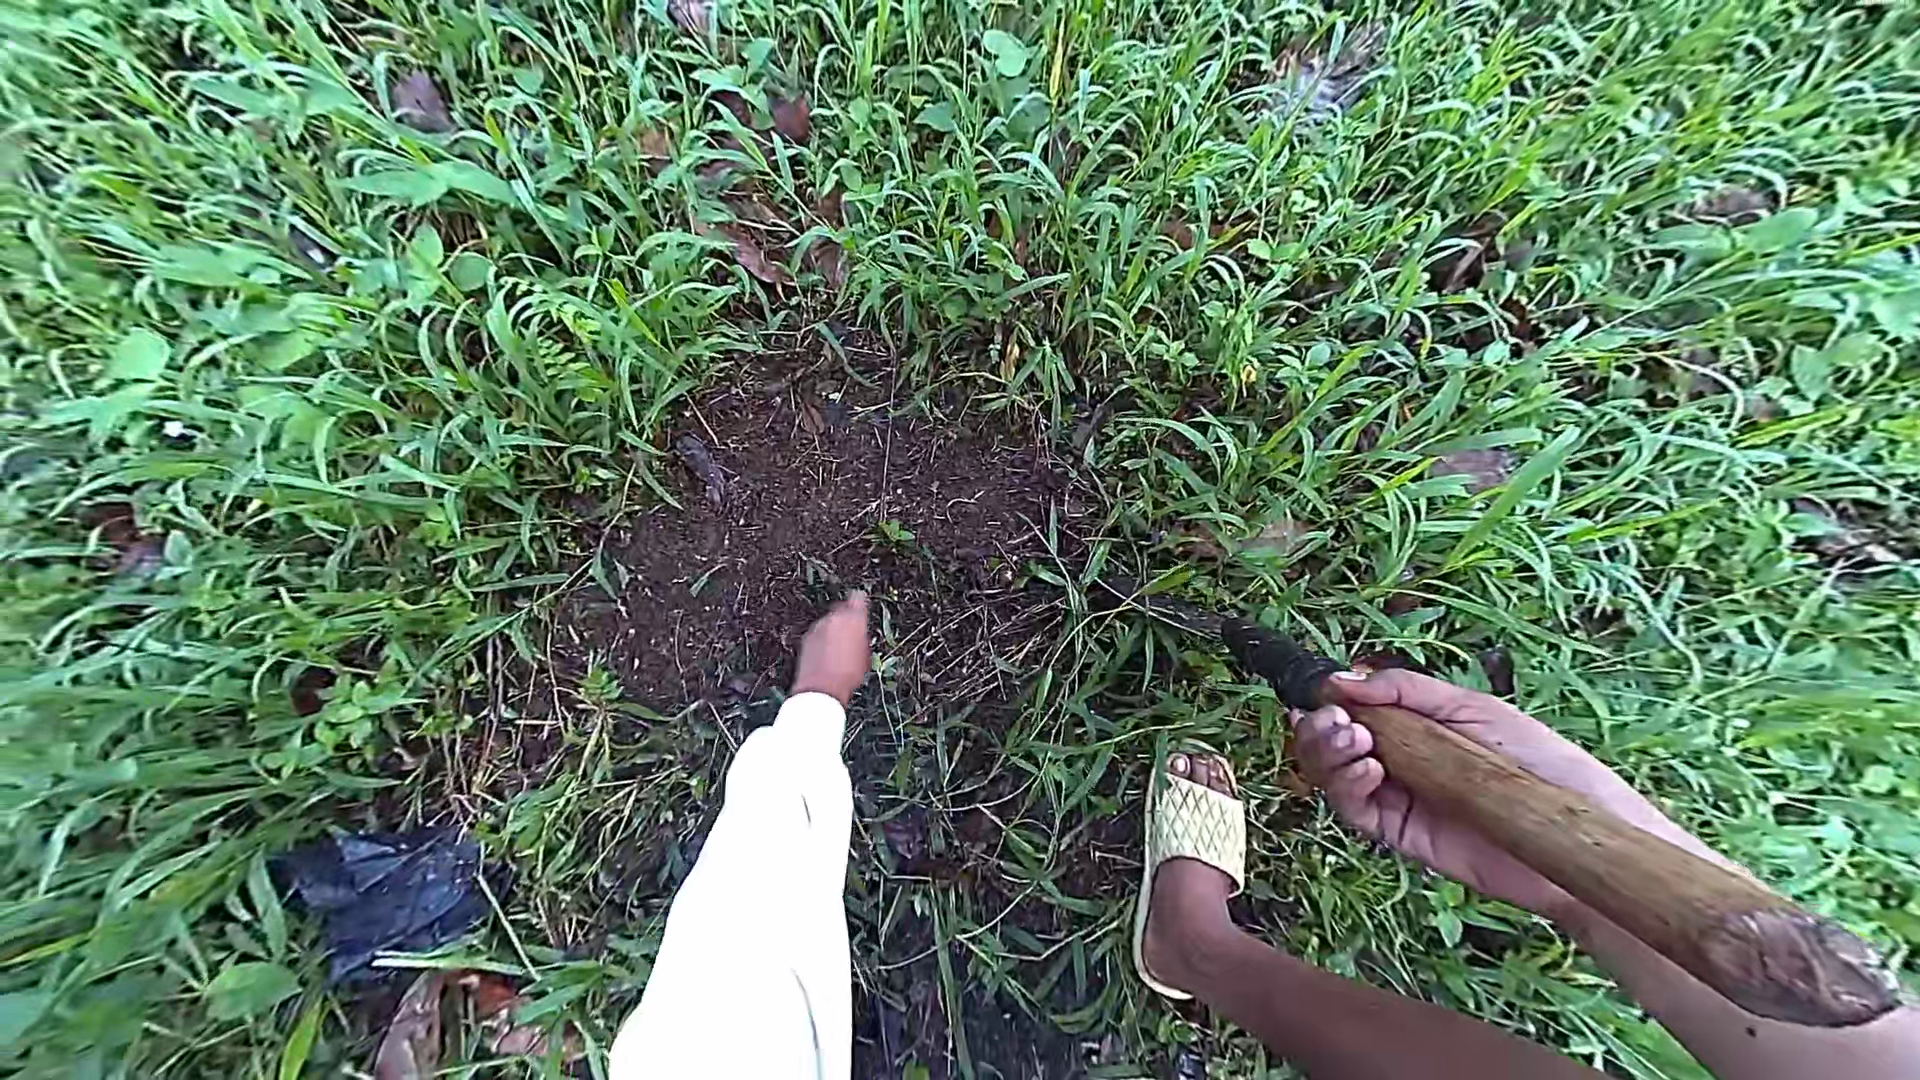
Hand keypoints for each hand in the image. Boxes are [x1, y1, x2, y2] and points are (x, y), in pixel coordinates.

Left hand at [790, 590, 870, 705]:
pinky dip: (823, 636)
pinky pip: (819, 631)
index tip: (863, 600)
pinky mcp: (807, 637)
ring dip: (834, 627)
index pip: (858, 598)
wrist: (821, 689)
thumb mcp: (866, 657)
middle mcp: (834, 618)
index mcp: (854, 619)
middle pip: (841, 608)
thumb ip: (863, 638)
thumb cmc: (848, 675)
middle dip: (846, 615)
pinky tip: (827, 650)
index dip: (861, 599)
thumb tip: (861, 634)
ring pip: (829, 620)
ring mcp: (818, 627)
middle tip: (852, 627)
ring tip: (839, 644)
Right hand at [1292, 667, 1722, 917]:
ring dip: (1327, 752)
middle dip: (1319, 729)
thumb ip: (1405, 689)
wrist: (1587, 835)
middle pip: (1324, 743)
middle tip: (1338, 721)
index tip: (1322, 696)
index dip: (1322, 703)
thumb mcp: (1472, 707)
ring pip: (1328, 773)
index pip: (1341, 712)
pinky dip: (1346, 784)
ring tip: (1354, 741)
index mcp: (1402, 728)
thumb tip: (1339, 679)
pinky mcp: (1396, 832)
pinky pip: (1352, 807)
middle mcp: (1387, 759)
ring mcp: (1390, 796)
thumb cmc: (1540, 762)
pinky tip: (1367, 769)